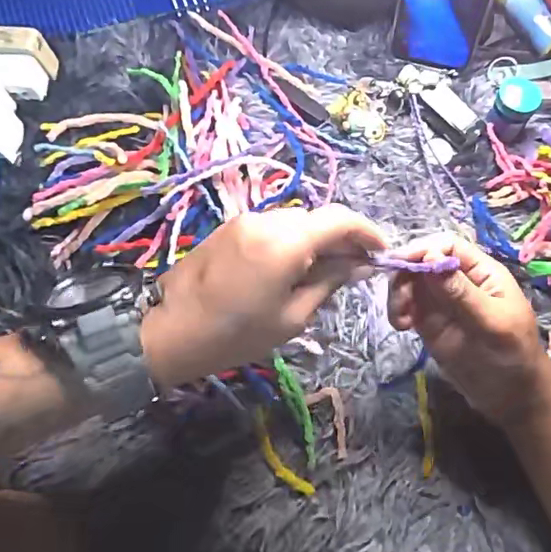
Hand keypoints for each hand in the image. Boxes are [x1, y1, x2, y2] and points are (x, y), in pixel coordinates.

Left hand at [140, 206, 387, 386]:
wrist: (168, 329)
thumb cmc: (236, 333)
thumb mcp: (293, 316)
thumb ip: (330, 282)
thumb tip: (359, 265)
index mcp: (287, 241)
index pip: (342, 219)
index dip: (368, 232)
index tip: (382, 252)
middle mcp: (269, 219)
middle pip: (320, 218)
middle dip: (343, 238)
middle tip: (355, 268)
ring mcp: (247, 219)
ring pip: (297, 221)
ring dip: (317, 239)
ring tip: (323, 272)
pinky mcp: (232, 226)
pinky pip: (274, 226)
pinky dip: (293, 240)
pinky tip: (292, 268)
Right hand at [386, 234, 550, 428]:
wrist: (514, 399)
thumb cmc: (514, 356)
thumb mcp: (493, 324)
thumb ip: (462, 293)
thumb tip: (431, 257)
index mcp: (482, 272)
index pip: (448, 246)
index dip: (424, 249)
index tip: (402, 264)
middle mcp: (459, 281)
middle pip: (423, 260)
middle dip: (406, 273)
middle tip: (399, 299)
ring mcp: (442, 302)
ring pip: (410, 282)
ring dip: (398, 293)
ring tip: (401, 319)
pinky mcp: (429, 323)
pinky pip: (407, 306)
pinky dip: (398, 310)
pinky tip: (401, 326)